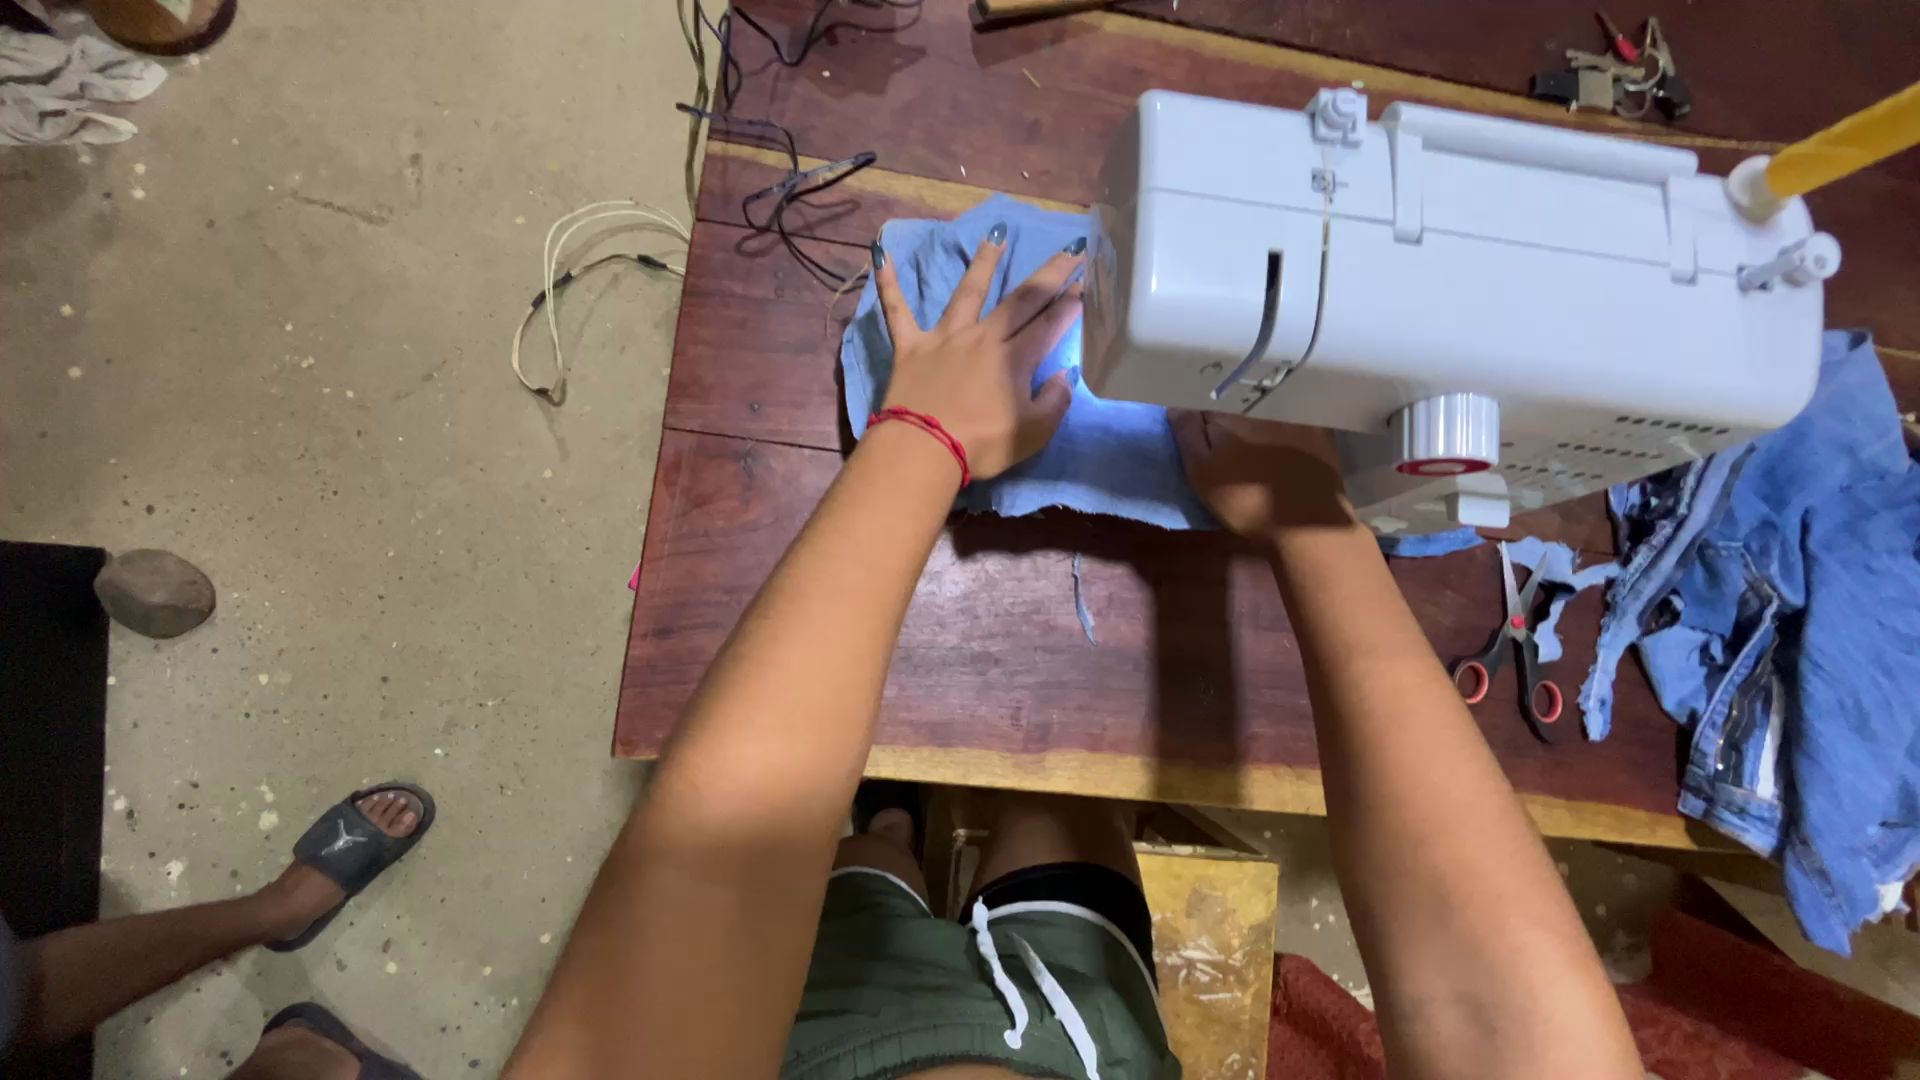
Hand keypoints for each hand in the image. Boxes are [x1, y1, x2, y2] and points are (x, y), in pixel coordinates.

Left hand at [872, 226, 1083, 480]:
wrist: (923, 450)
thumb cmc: (981, 445)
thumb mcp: (1034, 433)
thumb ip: (1055, 401)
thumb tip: (1064, 375)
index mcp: (1015, 359)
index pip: (1050, 324)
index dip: (1072, 302)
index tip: (1087, 281)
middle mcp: (983, 338)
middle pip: (1021, 299)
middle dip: (1049, 274)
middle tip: (1069, 250)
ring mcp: (945, 338)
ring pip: (968, 292)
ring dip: (984, 262)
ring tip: (995, 236)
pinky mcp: (911, 347)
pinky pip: (897, 311)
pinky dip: (888, 283)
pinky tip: (881, 254)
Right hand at [1170, 408, 1355, 542]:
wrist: (1304, 522)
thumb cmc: (1243, 499)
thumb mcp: (1202, 472)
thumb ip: (1187, 434)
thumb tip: (1176, 405)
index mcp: (1229, 413)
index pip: (1205, 400)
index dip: (1198, 413)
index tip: (1195, 428)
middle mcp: (1262, 405)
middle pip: (1236, 399)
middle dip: (1227, 410)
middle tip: (1223, 436)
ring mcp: (1294, 414)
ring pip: (1265, 405)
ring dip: (1256, 414)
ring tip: (1252, 439)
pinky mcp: (1318, 429)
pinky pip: (1295, 414)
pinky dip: (1285, 421)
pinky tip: (1283, 438)